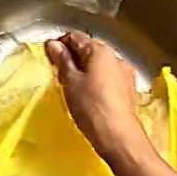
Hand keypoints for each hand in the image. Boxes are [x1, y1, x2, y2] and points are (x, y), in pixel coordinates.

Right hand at [45, 32, 152, 165]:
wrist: (119, 138)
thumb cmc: (91, 107)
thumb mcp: (70, 81)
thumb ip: (62, 60)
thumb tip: (53, 44)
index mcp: (100, 50)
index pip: (74, 37)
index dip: (59, 44)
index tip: (48, 57)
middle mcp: (115, 57)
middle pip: (88, 49)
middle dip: (72, 57)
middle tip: (57, 73)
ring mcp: (124, 73)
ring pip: (98, 64)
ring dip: (84, 69)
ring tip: (71, 85)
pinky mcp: (128, 89)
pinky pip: (107, 77)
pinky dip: (95, 80)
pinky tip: (87, 94)